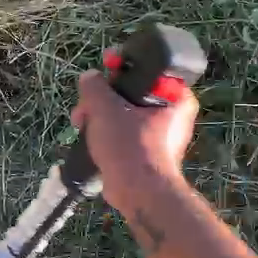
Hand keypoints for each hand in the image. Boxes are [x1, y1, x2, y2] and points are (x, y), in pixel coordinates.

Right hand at [70, 68, 198, 212]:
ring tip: (81, 124)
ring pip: (122, 112)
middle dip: (101, 99)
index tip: (105, 67)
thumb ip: (95, 86)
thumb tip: (89, 77)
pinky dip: (106, 132)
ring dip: (98, 116)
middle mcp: (172, 113)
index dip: (122, 66)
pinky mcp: (146, 151)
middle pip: (129, 92)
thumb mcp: (106, 108)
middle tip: (85, 108)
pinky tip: (89, 137)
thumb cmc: (129, 145)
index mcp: (176, 97)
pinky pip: (122, 131)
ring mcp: (159, 134)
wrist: (138, 192)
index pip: (148, 70)